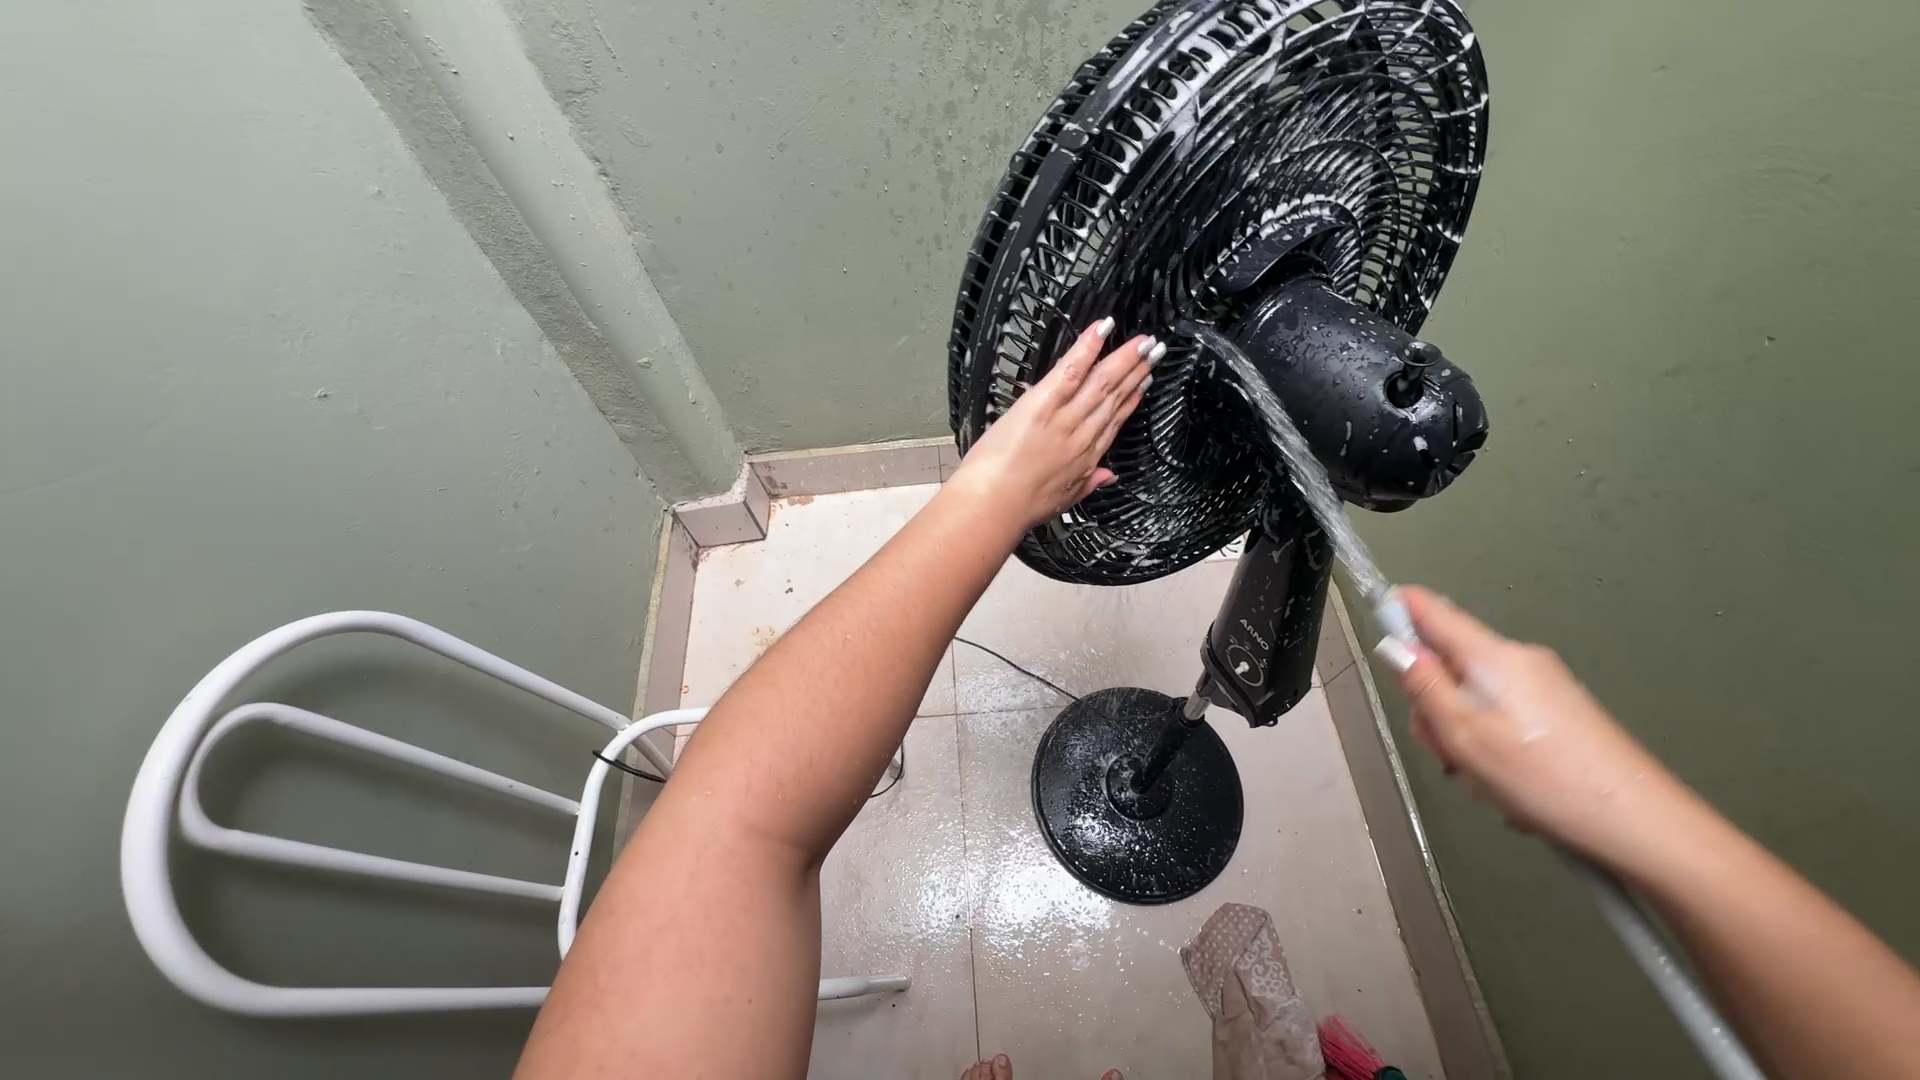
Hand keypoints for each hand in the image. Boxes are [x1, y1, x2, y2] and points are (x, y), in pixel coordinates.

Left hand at [948, 317, 1162, 529]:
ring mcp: (1064, 416)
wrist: (995, 503)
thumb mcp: (1063, 500)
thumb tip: (1108, 477)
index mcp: (1086, 456)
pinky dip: (1087, 348)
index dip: (1132, 399)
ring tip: (1143, 340)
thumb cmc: (1021, 505)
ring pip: (1101, 381)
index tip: (1144, 383)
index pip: (1115, 421)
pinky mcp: (1042, 403)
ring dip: (1124, 357)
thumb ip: (1089, 484)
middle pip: (1115, 397)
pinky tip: (1102, 329)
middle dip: (1136, 371)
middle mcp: (1082, 433)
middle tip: (1155, 351)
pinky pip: (1070, 370)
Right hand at [1377, 587, 1688, 862]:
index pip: (1432, 611)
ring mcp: (1542, 687)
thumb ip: (1423, 687)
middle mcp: (1519, 661)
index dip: (1398, 611)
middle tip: (1443, 748)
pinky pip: (1499, 716)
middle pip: (1448, 662)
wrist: (1643, 826)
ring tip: (1480, 776)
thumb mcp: (1464, 735)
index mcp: (1493, 657)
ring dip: (1460, 733)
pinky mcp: (1558, 714)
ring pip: (1471, 696)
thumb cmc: (1545, 778)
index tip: (1378, 630)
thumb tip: (1397, 648)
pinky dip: (1488, 744)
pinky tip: (1505, 783)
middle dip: (1431, 702)